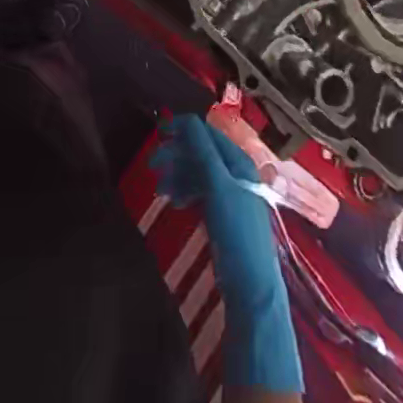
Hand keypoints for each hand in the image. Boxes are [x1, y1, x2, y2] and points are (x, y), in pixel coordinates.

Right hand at [151, 114, 303, 393]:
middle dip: (176, 156)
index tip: (158, 134)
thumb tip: (185, 119)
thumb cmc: (236, 229)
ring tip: (160, 190)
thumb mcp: (217, 186)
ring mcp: (229, 194)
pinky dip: (184, 191)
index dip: (183, 131)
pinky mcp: (221, 213)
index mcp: (239, 162)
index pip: (208, 134)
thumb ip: (202, 152)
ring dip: (177, 175)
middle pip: (200, 153)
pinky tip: (174, 202)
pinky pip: (198, 191)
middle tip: (152, 166)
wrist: (251, 283)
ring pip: (197, 173)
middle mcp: (236, 173)